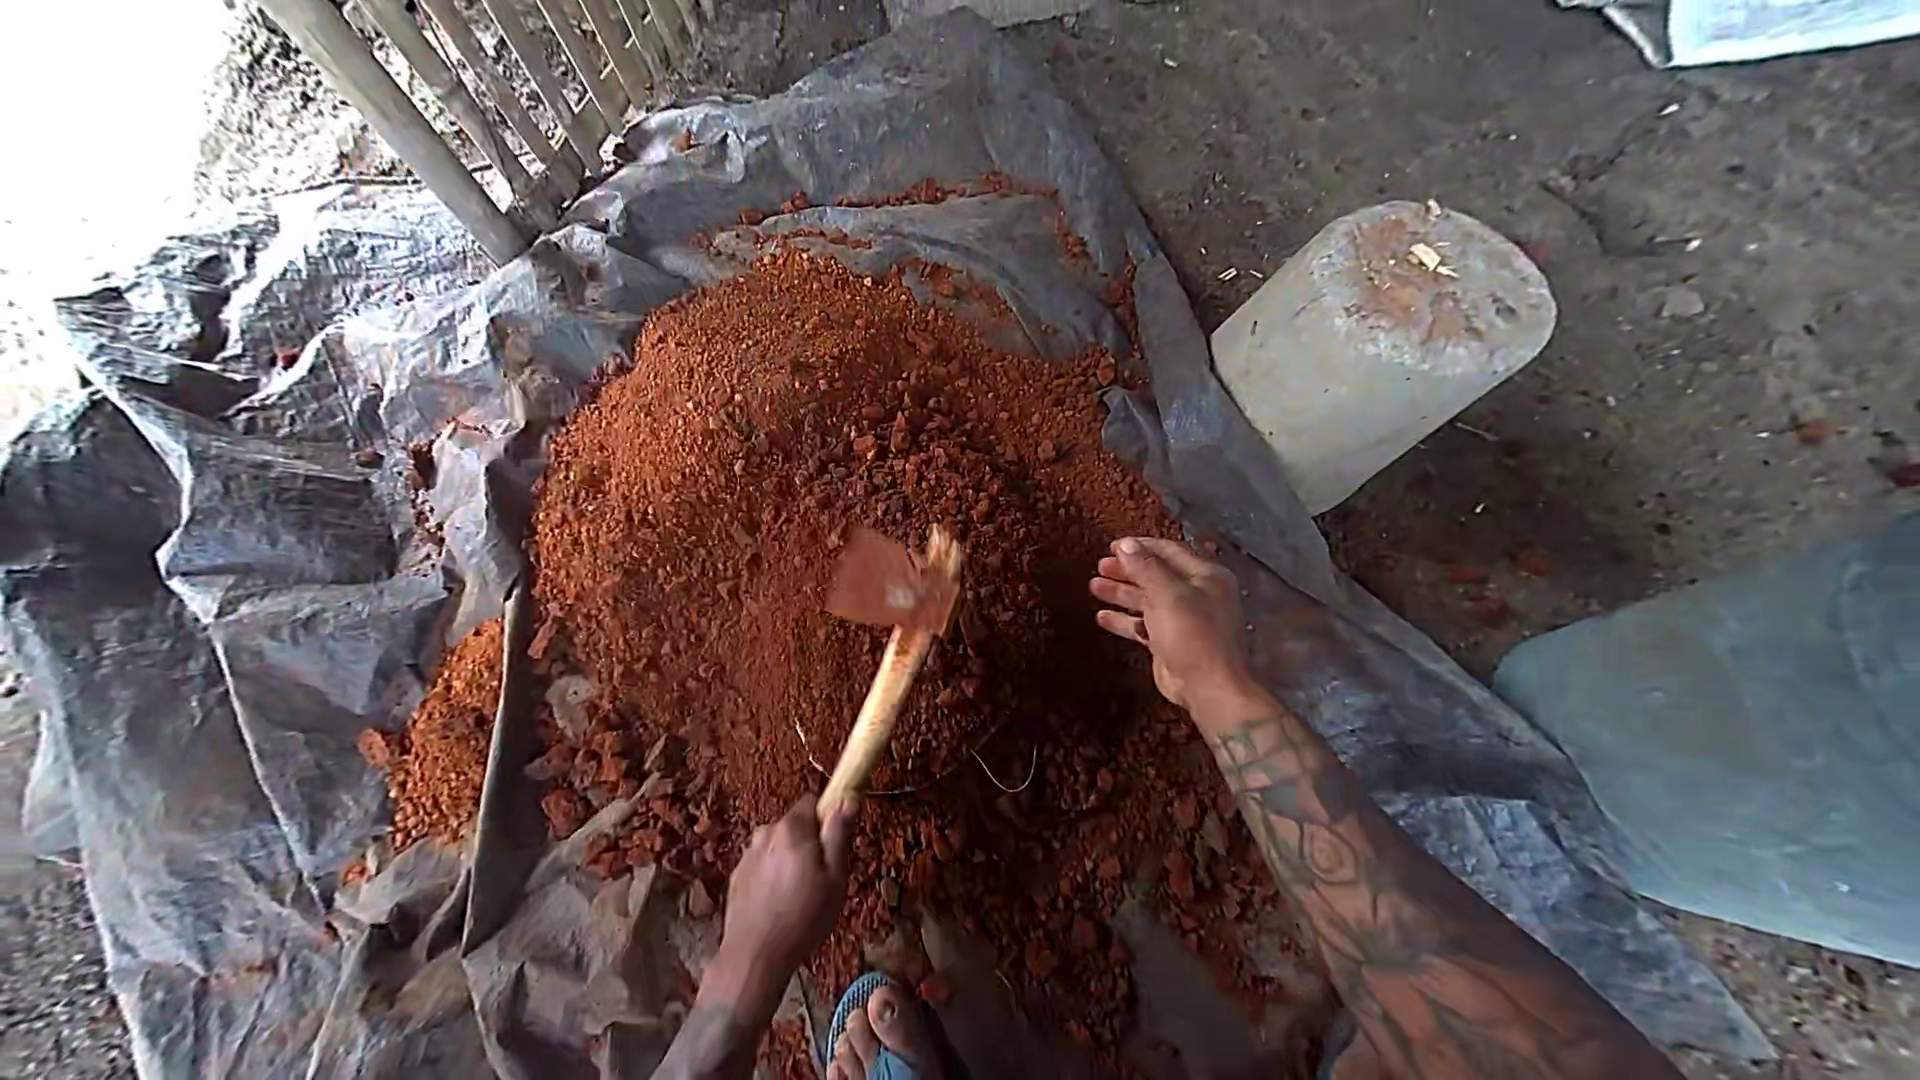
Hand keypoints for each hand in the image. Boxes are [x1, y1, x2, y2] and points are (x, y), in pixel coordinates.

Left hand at [712, 796, 855, 993]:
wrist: (753, 961)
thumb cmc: (803, 918)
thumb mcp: (835, 877)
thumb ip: (839, 833)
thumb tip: (849, 796)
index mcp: (791, 828)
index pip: (812, 801)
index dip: (826, 819)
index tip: (833, 845)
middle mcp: (766, 833)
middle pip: (795, 825)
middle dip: (808, 842)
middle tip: (820, 877)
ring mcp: (748, 855)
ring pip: (778, 846)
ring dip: (789, 860)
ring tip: (799, 896)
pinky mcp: (737, 877)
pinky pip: (763, 865)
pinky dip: (772, 877)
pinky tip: (778, 905)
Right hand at [1089, 537, 1254, 711]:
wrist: (1208, 687)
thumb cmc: (1193, 634)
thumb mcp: (1168, 595)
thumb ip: (1145, 567)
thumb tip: (1125, 544)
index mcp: (1205, 577)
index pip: (1169, 551)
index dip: (1140, 546)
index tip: (1113, 545)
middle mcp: (1196, 594)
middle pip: (1155, 575)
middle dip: (1127, 570)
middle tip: (1100, 566)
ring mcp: (1182, 619)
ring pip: (1147, 600)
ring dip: (1121, 593)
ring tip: (1094, 586)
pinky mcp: (1169, 641)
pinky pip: (1143, 624)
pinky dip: (1124, 620)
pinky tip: (1102, 617)